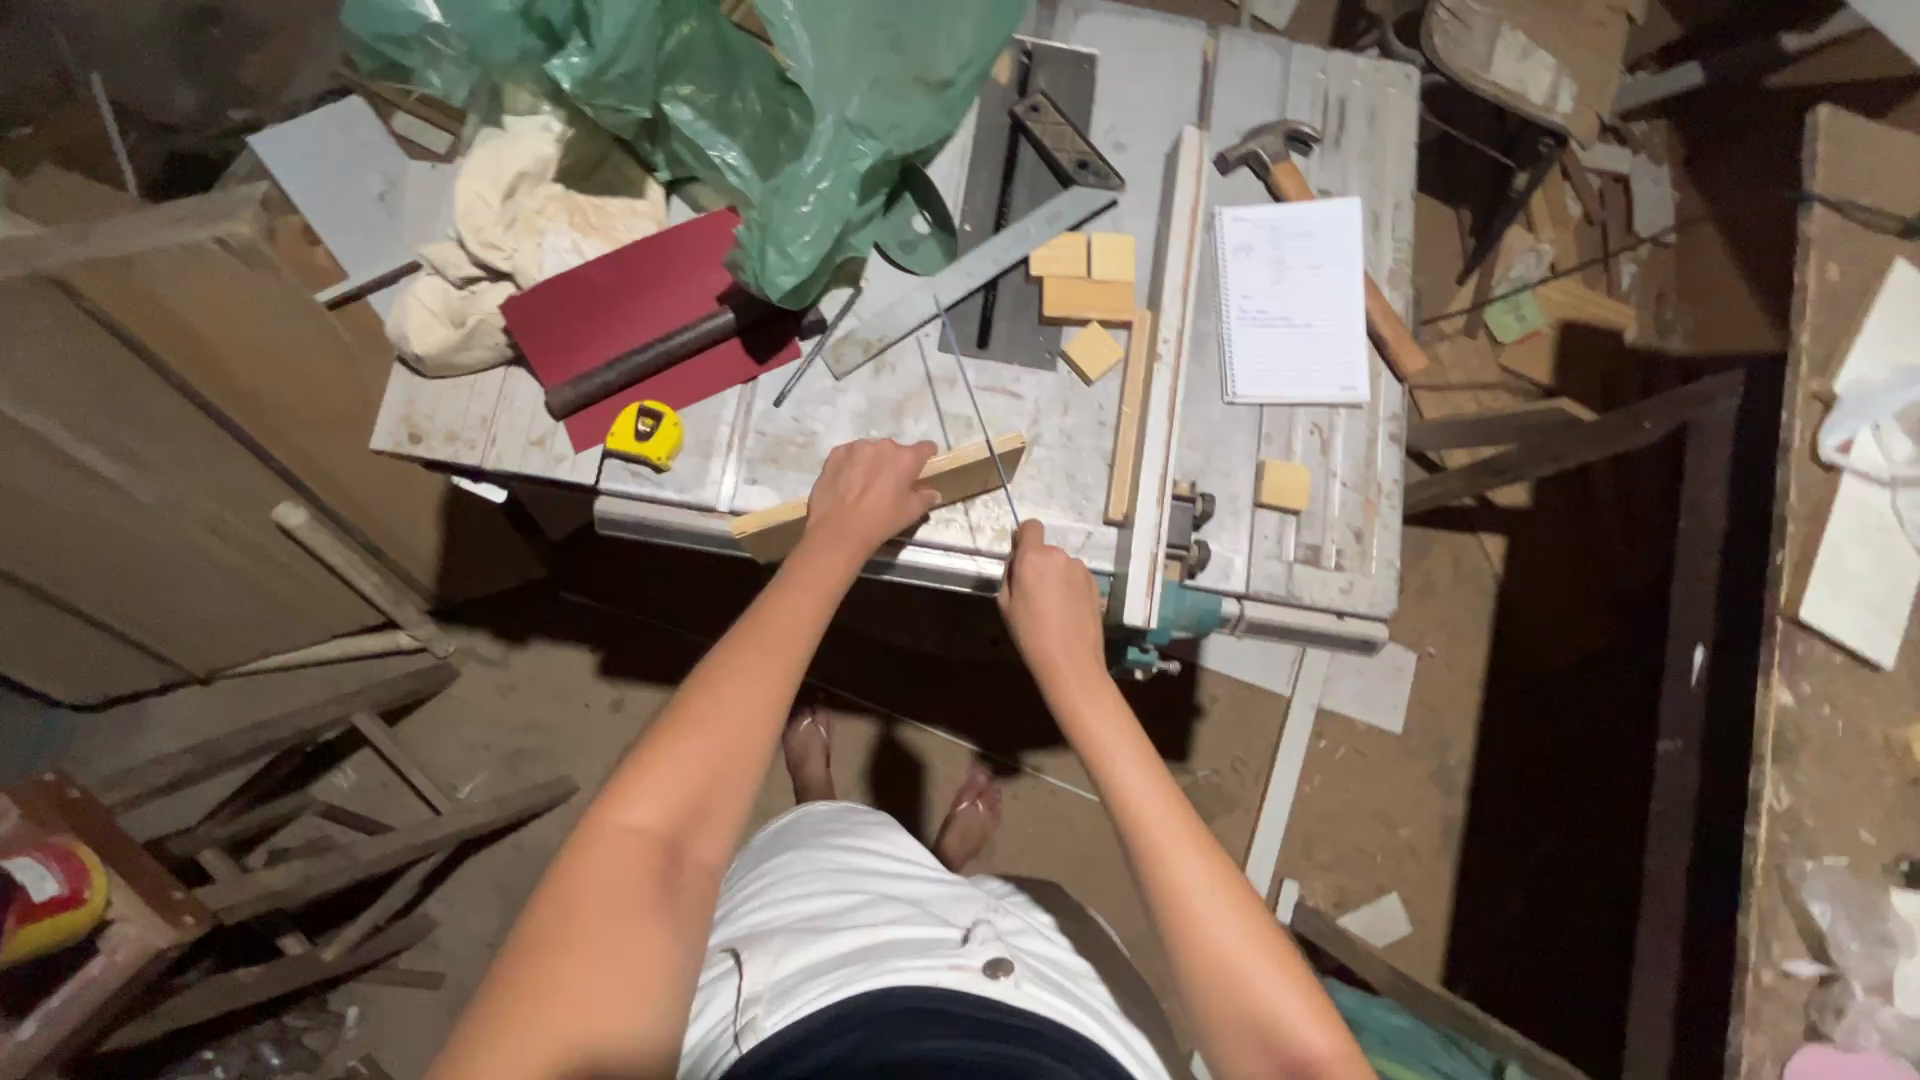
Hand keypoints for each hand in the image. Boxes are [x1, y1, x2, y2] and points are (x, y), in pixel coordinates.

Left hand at [800, 438, 941, 561]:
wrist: (839, 529)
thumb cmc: (881, 521)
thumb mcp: (910, 513)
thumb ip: (925, 498)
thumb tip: (933, 492)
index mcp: (906, 458)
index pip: (925, 447)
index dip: (927, 455)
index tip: (925, 463)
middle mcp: (883, 446)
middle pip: (895, 450)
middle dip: (895, 462)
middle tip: (890, 483)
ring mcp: (857, 447)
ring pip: (871, 451)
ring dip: (873, 461)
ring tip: (865, 483)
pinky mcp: (837, 453)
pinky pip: (851, 454)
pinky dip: (852, 464)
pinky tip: (848, 482)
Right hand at [998, 520, 1105, 689]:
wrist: (1070, 659)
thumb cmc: (1030, 633)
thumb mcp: (1005, 604)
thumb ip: (1010, 574)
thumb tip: (1016, 559)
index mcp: (1033, 557)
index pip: (1030, 526)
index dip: (1024, 538)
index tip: (1021, 558)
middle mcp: (1059, 555)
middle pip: (1045, 550)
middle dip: (1038, 564)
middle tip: (1033, 593)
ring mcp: (1080, 568)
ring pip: (1061, 564)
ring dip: (1055, 576)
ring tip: (1053, 606)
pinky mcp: (1095, 582)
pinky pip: (1075, 576)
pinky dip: (1070, 586)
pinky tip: (1068, 610)